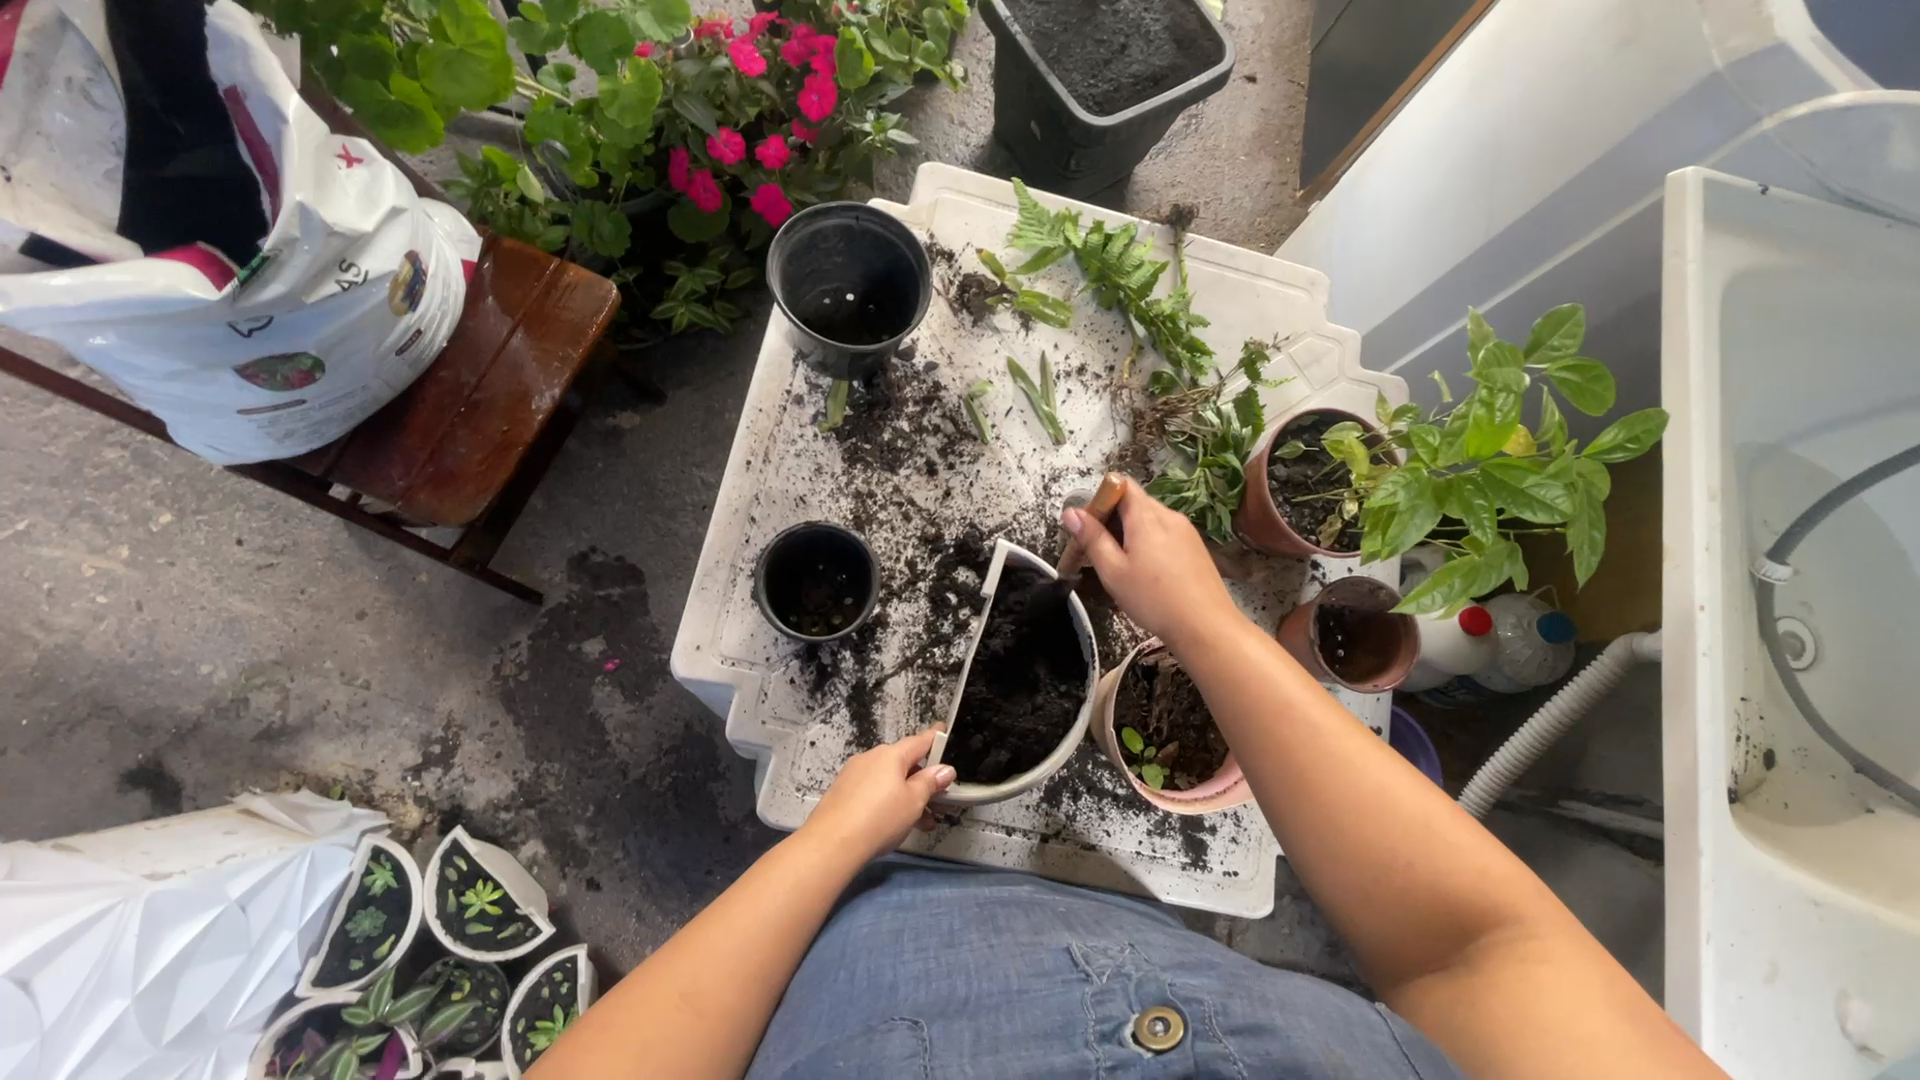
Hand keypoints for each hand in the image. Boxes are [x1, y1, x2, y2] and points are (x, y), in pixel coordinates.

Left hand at [800, 728, 955, 863]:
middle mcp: (871, 758)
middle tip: (938, 799)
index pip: (919, 741)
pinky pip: (873, 790)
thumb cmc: (880, 818)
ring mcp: (854, 774)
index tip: (943, 729)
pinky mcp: (842, 791)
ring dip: (906, 796)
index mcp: (891, 755)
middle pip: (903, 763)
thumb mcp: (914, 801)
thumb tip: (945, 769)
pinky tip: (895, 824)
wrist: (831, 844)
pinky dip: (888, 801)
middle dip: (922, 779)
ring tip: (921, 822)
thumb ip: (930, 783)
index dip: (934, 737)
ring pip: (888, 780)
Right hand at [1063, 478, 1245, 652]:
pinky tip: (1146, 573)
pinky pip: (1165, 534)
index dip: (1100, 499)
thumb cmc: (1153, 599)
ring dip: (1130, 534)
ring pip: (1150, 520)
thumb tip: (1071, 512)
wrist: (1206, 626)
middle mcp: (1169, 515)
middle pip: (1135, 503)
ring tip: (1121, 566)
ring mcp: (1186, 531)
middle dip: (1112, 520)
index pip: (1121, 485)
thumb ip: (1092, 538)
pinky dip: (1149, 543)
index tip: (1089, 527)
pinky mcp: (1195, 547)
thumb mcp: (1113, 571)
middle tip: (1098, 552)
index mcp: (1147, 516)